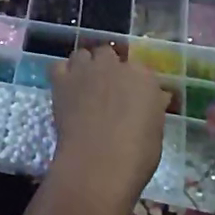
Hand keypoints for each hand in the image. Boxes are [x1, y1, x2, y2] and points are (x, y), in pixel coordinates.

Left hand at [49, 47, 168, 212]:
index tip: (128, 93)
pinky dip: (61, 73)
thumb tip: (156, 97)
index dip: (131, 80)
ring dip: (83, 66)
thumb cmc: (137, 154)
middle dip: (106, 66)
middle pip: (107, 54)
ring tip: (82, 85)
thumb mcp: (156, 129)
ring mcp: (85, 70)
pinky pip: (58, 66)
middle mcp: (114, 66)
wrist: (99, 161)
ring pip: (82, 54)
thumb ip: (153, 107)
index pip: (137, 68)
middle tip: (104, 88)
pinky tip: (65, 88)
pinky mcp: (62, 80)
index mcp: (143, 77)